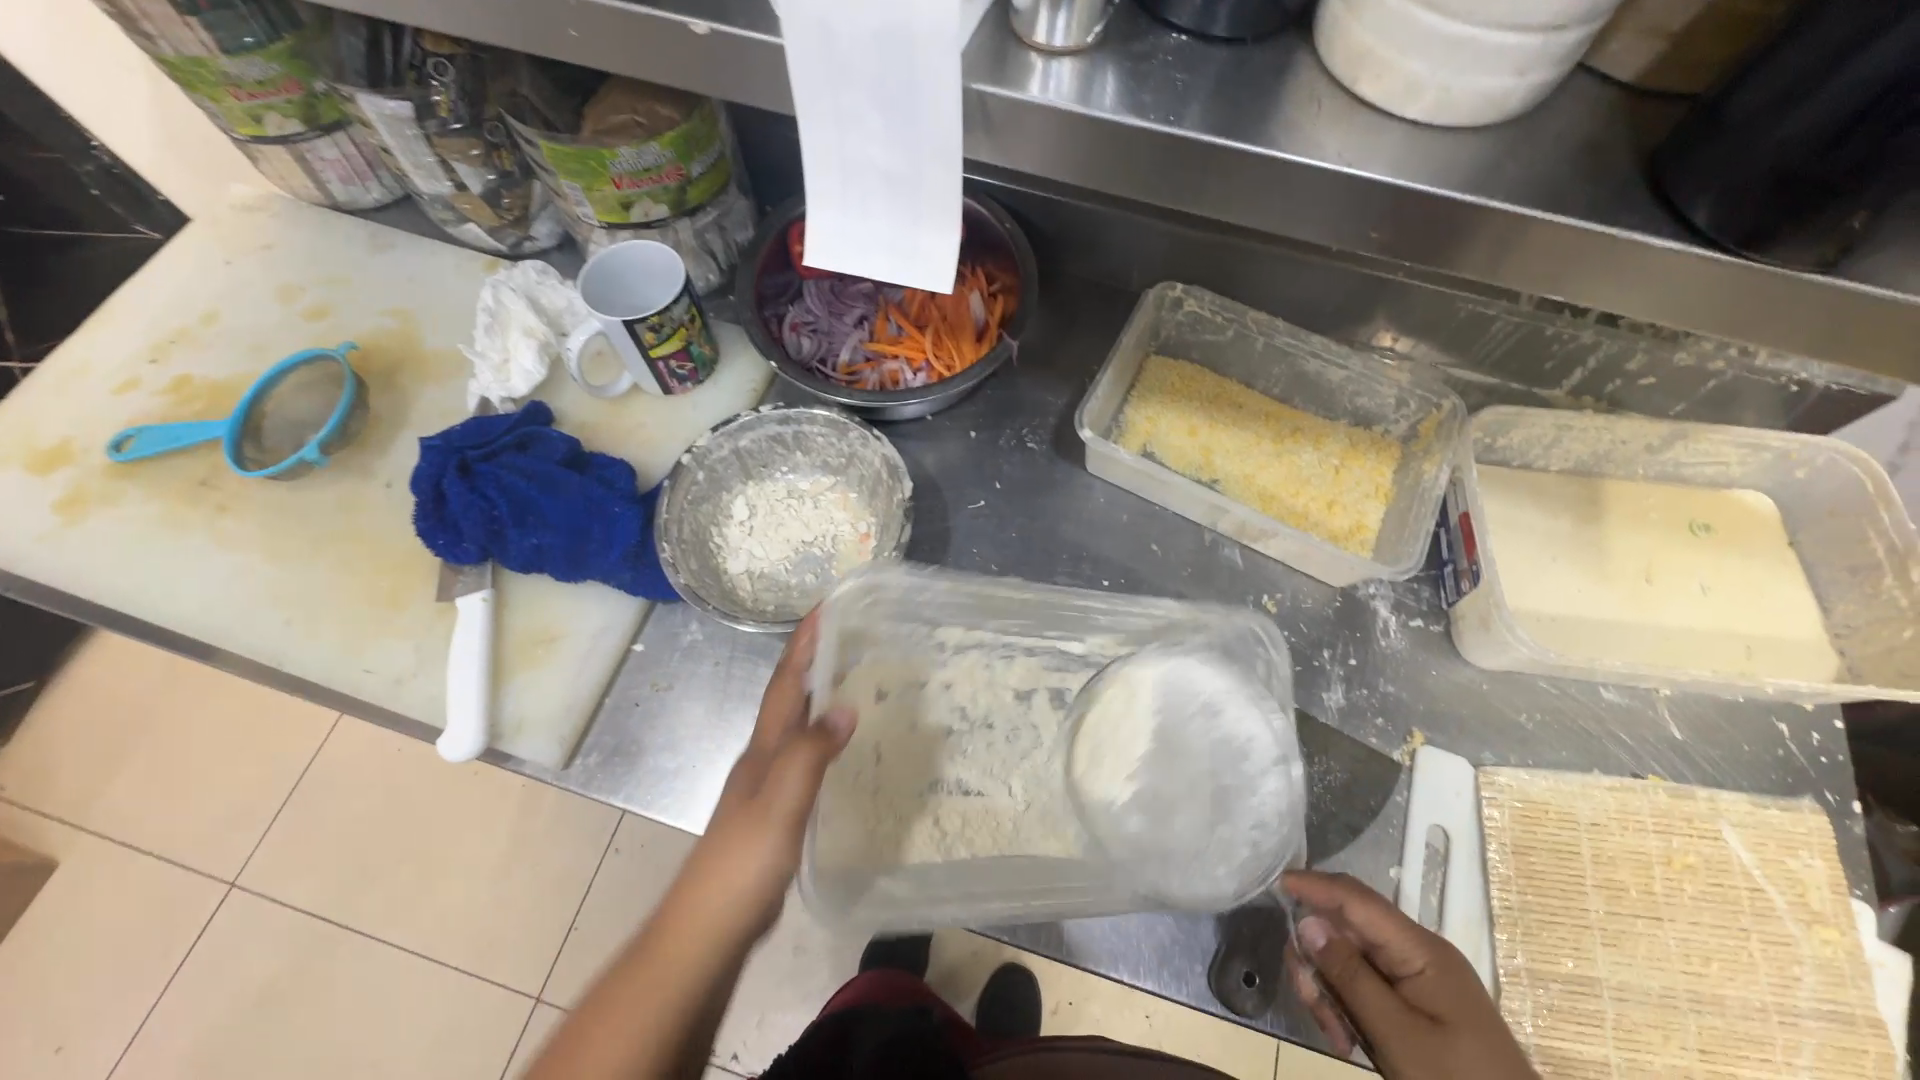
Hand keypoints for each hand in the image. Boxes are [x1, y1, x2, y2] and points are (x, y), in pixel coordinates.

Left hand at [680, 610, 854, 934]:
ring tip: (855, 679)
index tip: (825, 606)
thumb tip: (846, 702)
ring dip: (819, 698)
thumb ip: (811, 754)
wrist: (710, 925)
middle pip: (789, 698)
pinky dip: (824, 741)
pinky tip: (843, 751)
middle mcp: (763, 759)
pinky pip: (806, 760)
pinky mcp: (777, 814)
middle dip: (813, 660)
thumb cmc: (743, 861)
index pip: (785, 684)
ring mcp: (768, 788)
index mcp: (763, 749)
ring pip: (797, 728)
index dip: (803, 644)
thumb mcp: (781, 803)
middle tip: (851, 634)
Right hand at [1280, 870, 1536, 1079]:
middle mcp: (1417, 953)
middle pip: (1347, 932)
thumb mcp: (1396, 1034)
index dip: (1315, 886)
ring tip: (1337, 1038)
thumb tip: (1307, 921)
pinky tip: (1348, 1039)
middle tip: (1312, 1006)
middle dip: (1318, 962)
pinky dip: (1347, 1006)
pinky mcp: (1415, 1001)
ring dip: (1331, 992)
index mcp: (1420, 950)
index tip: (1276, 884)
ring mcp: (1417, 977)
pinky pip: (1365, 986)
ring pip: (1350, 961)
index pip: (1358, 899)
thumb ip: (1349, 976)